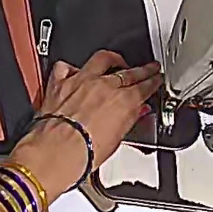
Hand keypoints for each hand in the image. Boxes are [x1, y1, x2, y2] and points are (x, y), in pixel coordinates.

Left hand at [10, 50, 162, 200]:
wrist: (56, 151)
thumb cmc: (84, 152)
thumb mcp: (117, 140)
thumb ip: (129, 120)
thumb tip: (135, 113)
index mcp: (123, 100)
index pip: (145, 86)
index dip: (153, 82)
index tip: (156, 79)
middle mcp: (104, 86)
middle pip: (129, 72)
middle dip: (142, 69)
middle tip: (148, 68)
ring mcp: (81, 81)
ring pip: (102, 59)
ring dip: (112, 59)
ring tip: (118, 60)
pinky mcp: (60, 83)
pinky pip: (66, 67)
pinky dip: (72, 68)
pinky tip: (75, 70)